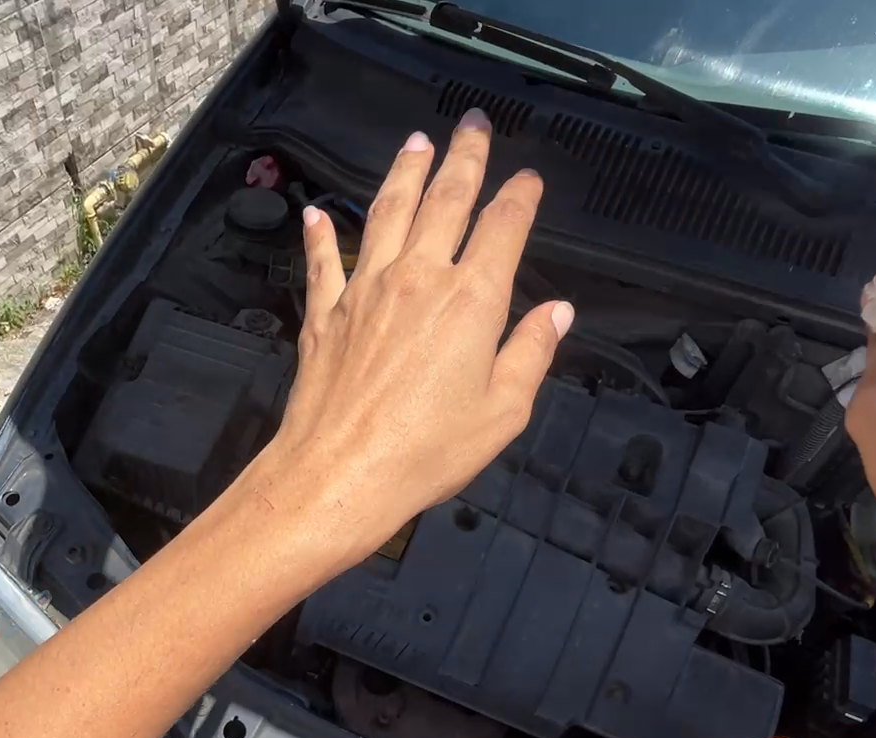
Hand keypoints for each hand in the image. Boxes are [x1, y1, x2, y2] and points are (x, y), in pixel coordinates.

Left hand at [237, 108, 572, 569]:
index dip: (520, 197)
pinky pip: (324, 263)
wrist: (340, 475)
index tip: (529, 179)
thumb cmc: (428, 453)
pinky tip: (317, 214)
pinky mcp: (326, 314)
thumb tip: (557, 311)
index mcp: (471, 300)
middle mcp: (417, 278)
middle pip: (445, 201)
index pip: (502, 227)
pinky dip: (321, 236)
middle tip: (472, 126)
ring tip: (416, 143)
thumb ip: (531, 354)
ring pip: (387, 213)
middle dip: (464, 158)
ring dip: (404, 173)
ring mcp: (365, 290)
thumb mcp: (502, 413)